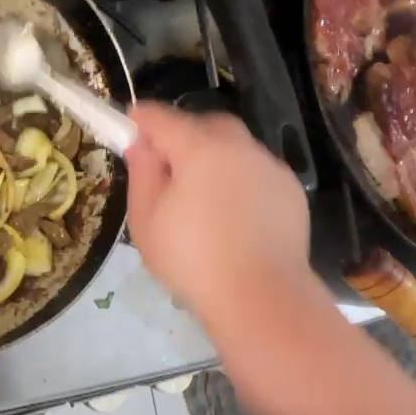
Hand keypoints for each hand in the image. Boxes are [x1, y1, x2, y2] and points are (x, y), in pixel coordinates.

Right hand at [125, 102, 313, 321]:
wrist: (258, 295)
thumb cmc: (190, 259)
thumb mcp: (146, 220)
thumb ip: (142, 174)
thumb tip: (140, 144)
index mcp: (201, 150)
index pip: (163, 118)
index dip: (140, 119)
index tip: (125, 126)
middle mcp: (241, 147)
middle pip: (205, 125)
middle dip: (180, 136)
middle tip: (162, 167)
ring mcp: (271, 167)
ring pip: (234, 149)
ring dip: (211, 160)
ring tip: (195, 197)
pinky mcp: (290, 191)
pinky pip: (255, 173)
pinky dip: (237, 182)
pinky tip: (227, 216)